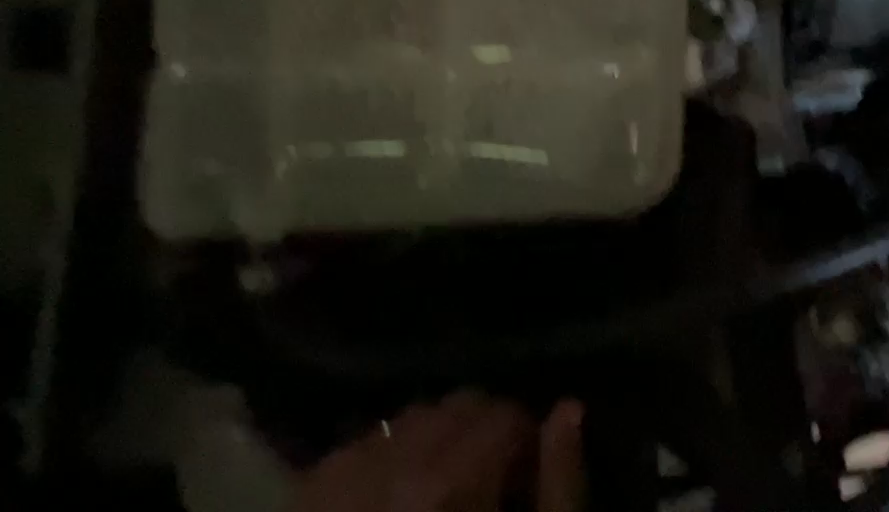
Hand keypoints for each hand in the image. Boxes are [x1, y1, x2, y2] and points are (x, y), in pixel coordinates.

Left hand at [291, 393, 584, 511]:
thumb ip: (561, 482)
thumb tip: (568, 408)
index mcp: (450, 486)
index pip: (505, 415)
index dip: (524, 441)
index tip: (522, 477)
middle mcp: (391, 472)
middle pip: (457, 406)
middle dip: (480, 434)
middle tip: (485, 483)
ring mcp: (338, 484)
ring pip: (408, 419)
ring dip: (432, 443)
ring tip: (436, 494)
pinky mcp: (303, 499)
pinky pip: (357, 447)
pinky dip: (383, 460)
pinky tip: (391, 500)